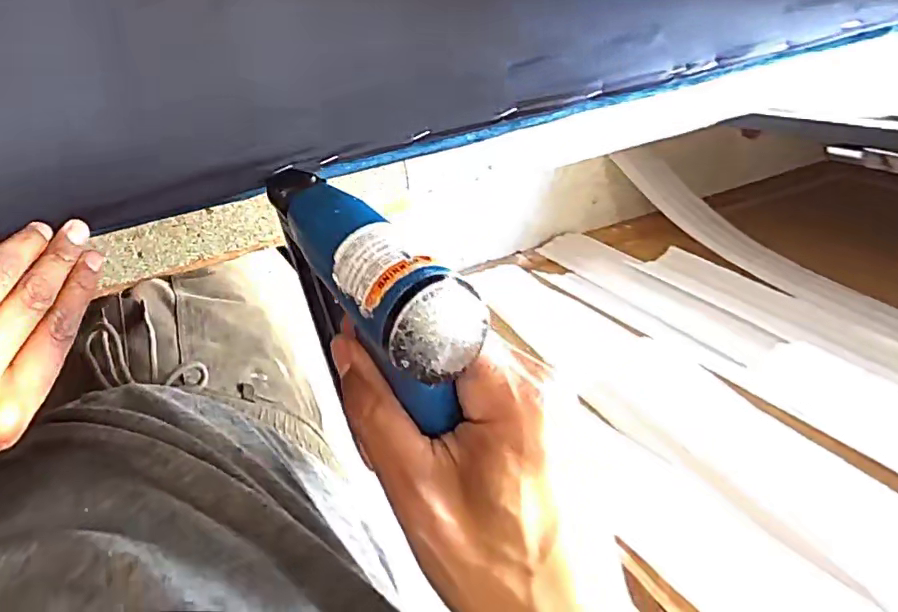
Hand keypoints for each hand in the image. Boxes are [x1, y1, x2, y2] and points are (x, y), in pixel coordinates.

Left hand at [0, 219, 104, 515]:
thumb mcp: (0, 428)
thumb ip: (31, 370)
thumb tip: (62, 303)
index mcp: (3, 410)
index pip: (55, 330)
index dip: (78, 287)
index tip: (90, 265)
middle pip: (30, 296)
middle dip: (59, 257)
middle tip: (75, 235)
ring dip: (24, 245)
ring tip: (41, 233)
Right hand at [332, 331, 624, 611]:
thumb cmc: (512, 582)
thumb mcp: (415, 488)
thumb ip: (372, 407)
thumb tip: (347, 351)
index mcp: (518, 395)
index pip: (432, 315)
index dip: (383, 318)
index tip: (354, 325)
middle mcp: (543, 391)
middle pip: (439, 340)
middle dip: (401, 376)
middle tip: (398, 428)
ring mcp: (550, 409)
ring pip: (453, 367)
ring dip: (423, 400)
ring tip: (427, 456)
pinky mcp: (547, 426)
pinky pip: (477, 392)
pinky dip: (450, 415)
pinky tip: (448, 460)